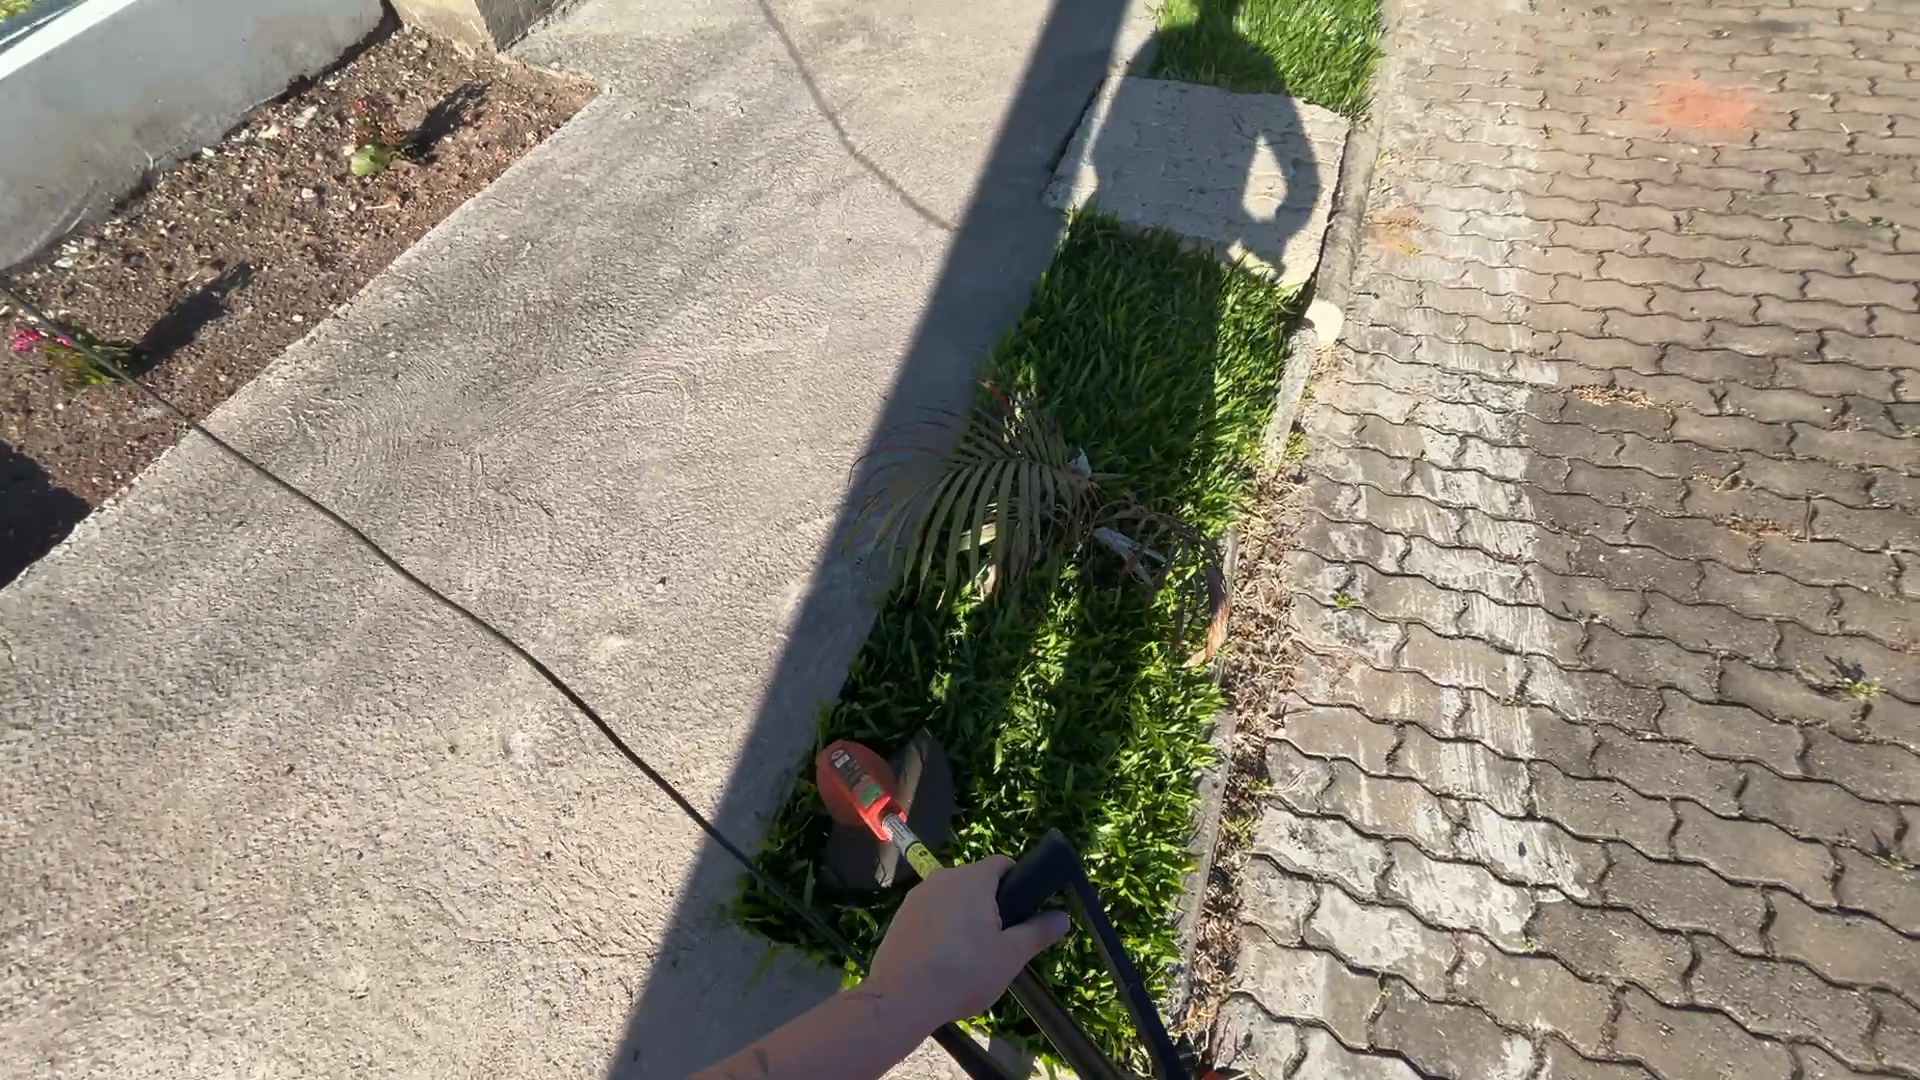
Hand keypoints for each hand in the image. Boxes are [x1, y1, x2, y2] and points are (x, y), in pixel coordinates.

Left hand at [862, 855, 1071, 1031]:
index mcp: (974, 879)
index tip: (1021, 912)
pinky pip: (931, 912)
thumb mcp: (1010, 956)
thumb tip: (1063, 916)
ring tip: (970, 957)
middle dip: (990, 905)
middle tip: (999, 942)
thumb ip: (1037, 932)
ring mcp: (919, 894)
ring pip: (952, 898)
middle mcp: (945, 876)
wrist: (902, 995)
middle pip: (976, 881)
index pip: (1002, 864)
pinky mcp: (902, 914)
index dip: (1017, 882)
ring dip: (964, 917)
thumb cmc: (964, 971)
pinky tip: (942, 960)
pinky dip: (941, 928)